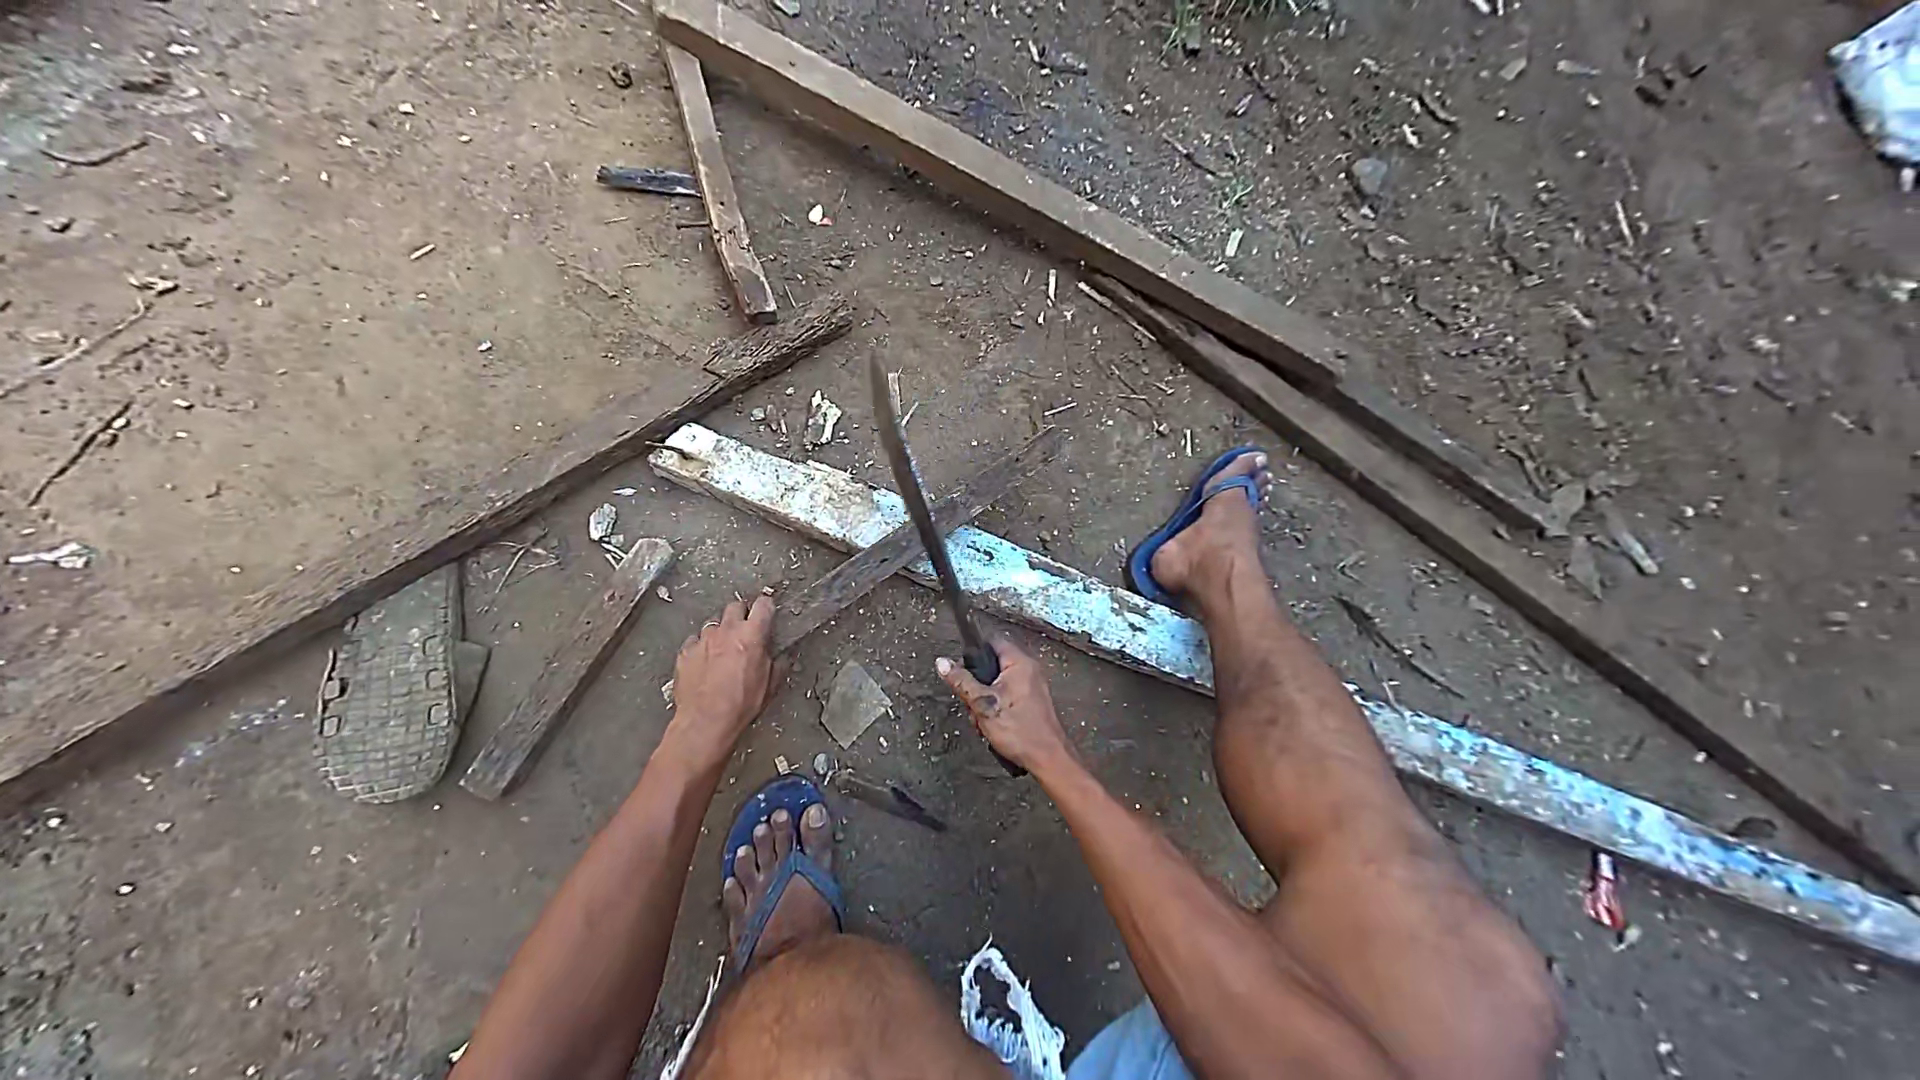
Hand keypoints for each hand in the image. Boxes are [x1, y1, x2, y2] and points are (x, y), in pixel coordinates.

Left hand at [666, 596, 776, 762]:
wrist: (706, 721)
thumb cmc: (739, 704)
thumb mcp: (770, 685)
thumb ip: (778, 664)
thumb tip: (782, 658)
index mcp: (752, 635)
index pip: (763, 605)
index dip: (767, 606)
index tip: (767, 610)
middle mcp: (726, 631)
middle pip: (735, 606)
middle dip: (742, 614)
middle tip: (745, 630)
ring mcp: (703, 640)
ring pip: (714, 624)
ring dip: (721, 632)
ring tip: (724, 651)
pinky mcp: (686, 652)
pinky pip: (695, 641)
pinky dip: (702, 648)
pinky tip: (706, 663)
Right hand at [936, 638, 1075, 774]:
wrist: (1048, 758)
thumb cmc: (1020, 730)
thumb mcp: (982, 704)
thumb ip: (962, 682)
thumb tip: (942, 663)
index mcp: (1019, 662)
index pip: (991, 641)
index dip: (973, 653)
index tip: (962, 670)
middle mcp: (1028, 669)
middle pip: (992, 665)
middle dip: (977, 685)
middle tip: (973, 703)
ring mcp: (1031, 685)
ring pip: (997, 683)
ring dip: (984, 700)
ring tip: (983, 719)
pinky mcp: (1031, 701)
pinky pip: (1007, 695)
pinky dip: (996, 707)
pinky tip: (993, 725)